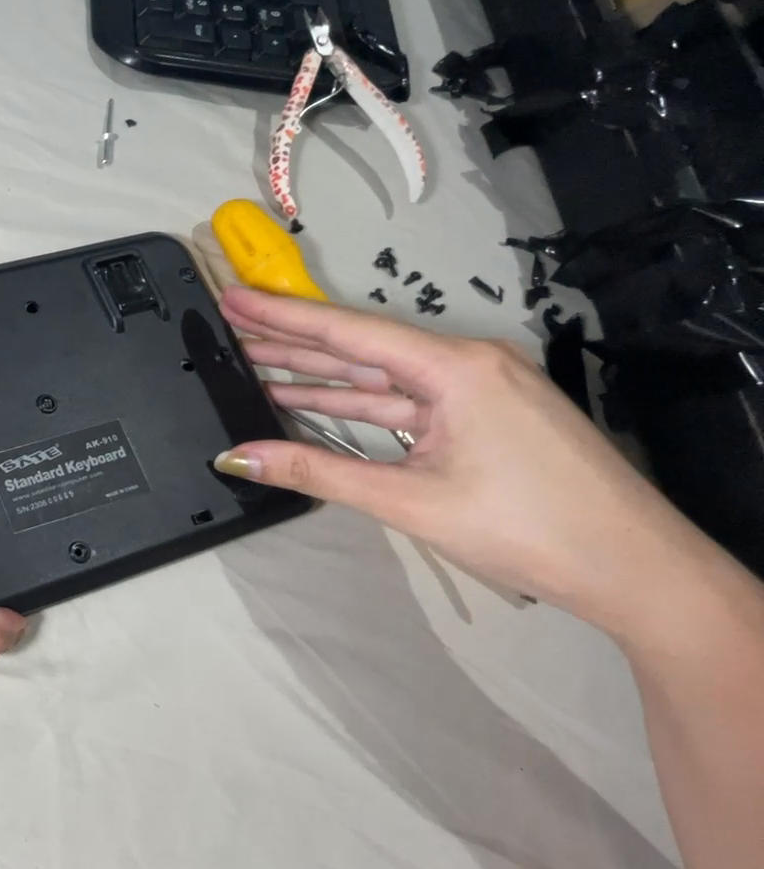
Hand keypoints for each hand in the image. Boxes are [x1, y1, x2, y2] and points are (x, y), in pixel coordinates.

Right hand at [211, 286, 741, 642]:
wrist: (636, 571)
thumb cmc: (528, 528)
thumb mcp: (408, 499)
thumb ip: (314, 471)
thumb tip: (236, 456)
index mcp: (456, 369)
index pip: (348, 335)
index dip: (283, 315)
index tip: (233, 297)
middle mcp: (467, 366)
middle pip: (360, 349)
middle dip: (290, 338)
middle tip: (231, 322)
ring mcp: (476, 392)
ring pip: (378, 377)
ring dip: (315, 374)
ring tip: (252, 359)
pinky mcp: (480, 418)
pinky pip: (401, 402)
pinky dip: (353, 403)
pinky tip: (306, 401)